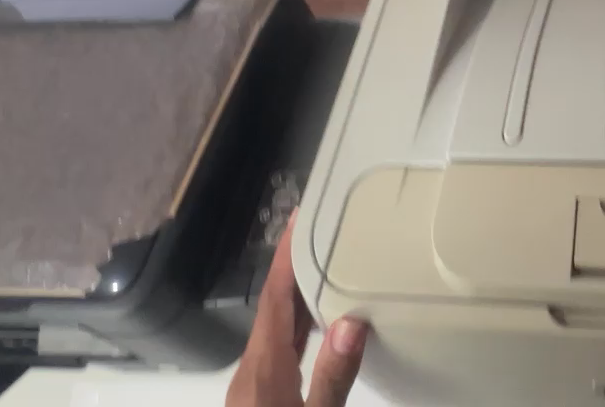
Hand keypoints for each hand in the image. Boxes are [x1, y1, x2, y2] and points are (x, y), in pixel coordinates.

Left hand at [226, 220, 367, 406]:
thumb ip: (333, 376)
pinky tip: (319, 314)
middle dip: (293, 264)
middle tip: (322, 225)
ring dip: (296, 290)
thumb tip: (353, 322)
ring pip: (275, 324)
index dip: (286, 256)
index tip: (299, 216)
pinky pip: (279, 342)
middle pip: (272, 305)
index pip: (274, 299)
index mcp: (263, 370)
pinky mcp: (260, 396)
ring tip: (326, 257)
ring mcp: (254, 383)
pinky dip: (297, 318)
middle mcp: (252, 370)